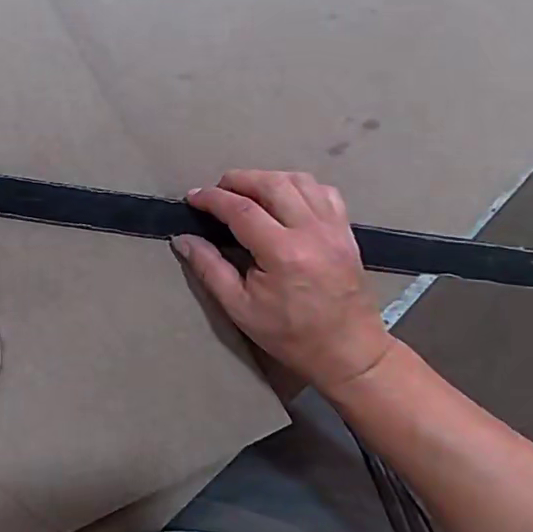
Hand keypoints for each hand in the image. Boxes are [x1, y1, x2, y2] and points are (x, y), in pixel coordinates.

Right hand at [173, 170, 391, 390]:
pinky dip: (299, 187)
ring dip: (267, 178)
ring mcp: (334, 229)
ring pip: (299, 181)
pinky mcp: (346, 232)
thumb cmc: (290, 335)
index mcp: (283, 253)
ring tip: (247, 192)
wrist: (349, 352)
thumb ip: (209, 268)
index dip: (212, 198)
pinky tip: (283, 199)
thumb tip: (183, 239)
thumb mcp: (239, 308)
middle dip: (237, 180)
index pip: (240, 209)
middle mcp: (312, 232)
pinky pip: (324, 192)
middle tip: (216, 191)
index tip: (192, 198)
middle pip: (271, 184)